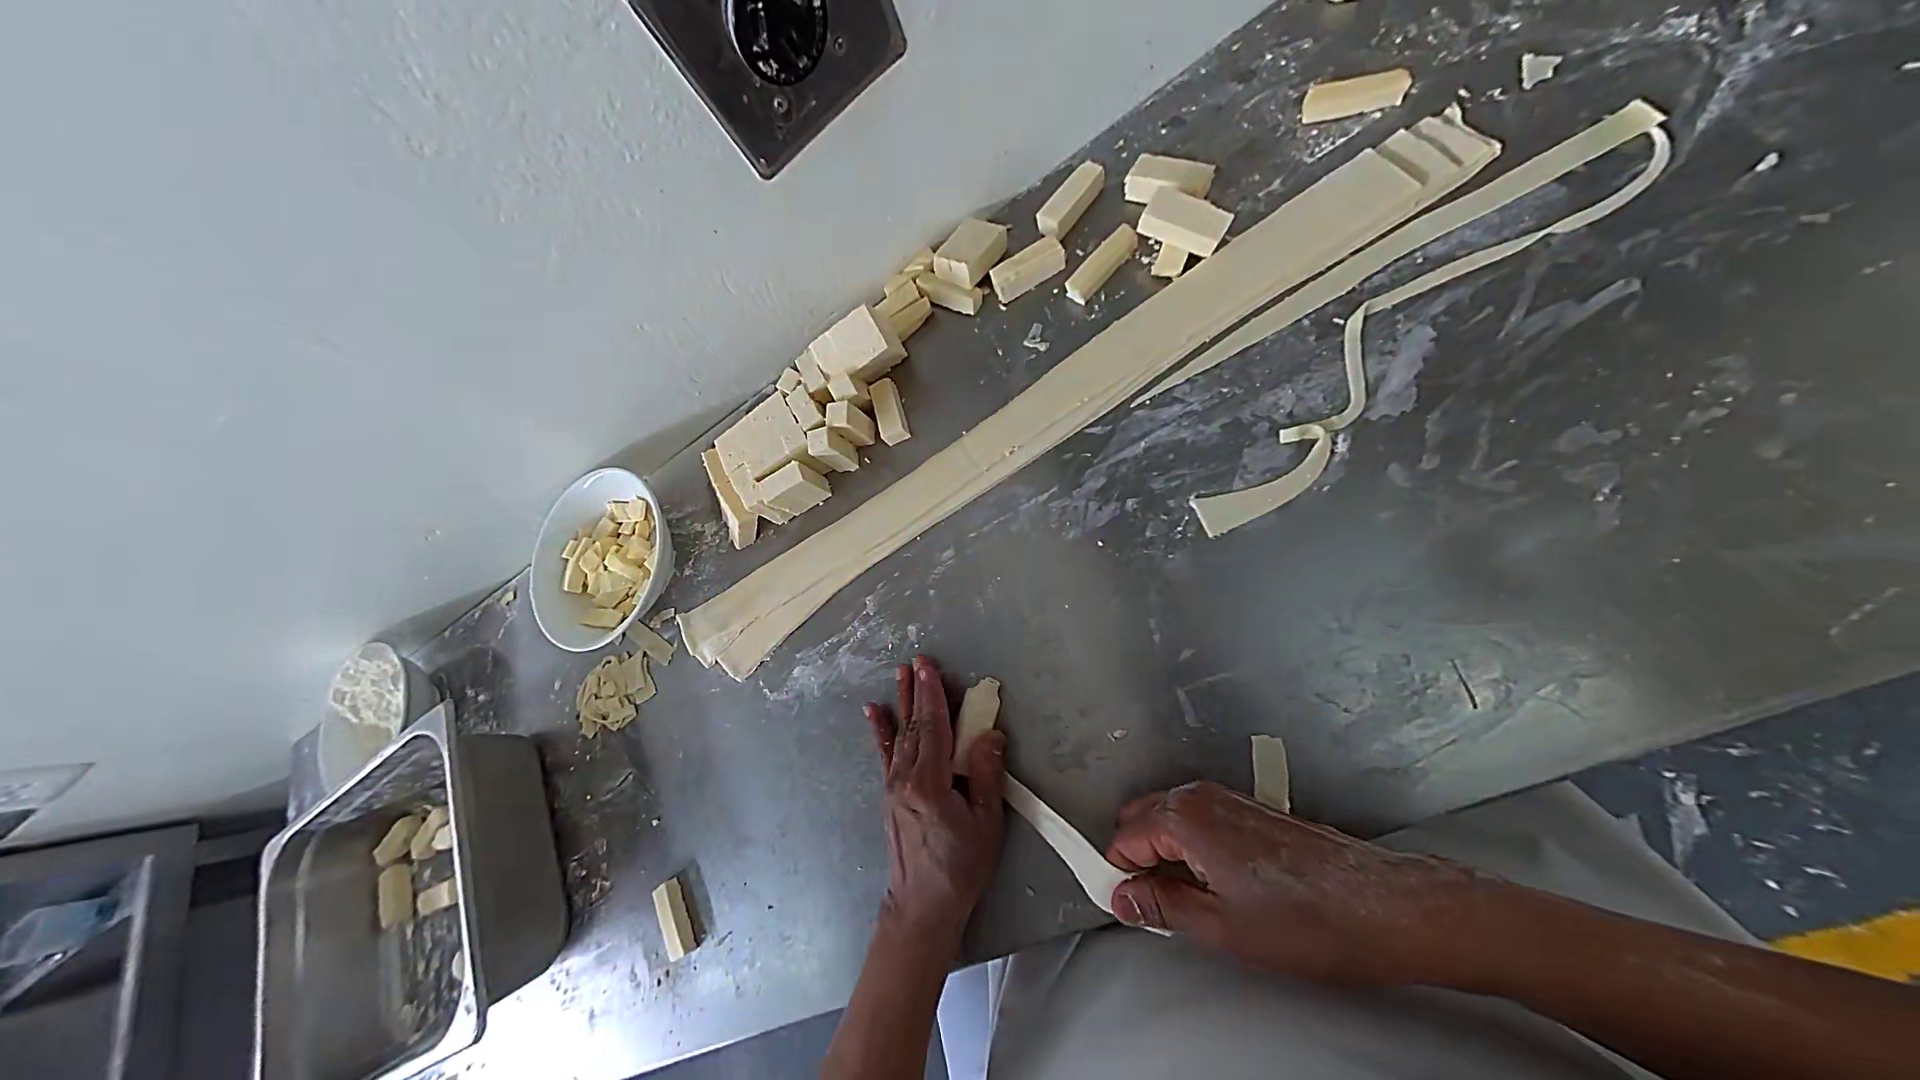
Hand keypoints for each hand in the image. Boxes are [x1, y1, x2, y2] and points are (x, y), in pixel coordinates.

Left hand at [863, 655, 1007, 940]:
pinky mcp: (889, 794)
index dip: (935, 695)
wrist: (922, 905)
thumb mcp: (986, 824)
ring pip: (901, 735)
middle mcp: (906, 778)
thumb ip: (987, 776)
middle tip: (919, 660)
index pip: (935, 728)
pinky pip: (886, 755)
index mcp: (931, 783)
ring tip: (902, 673)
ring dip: (903, 702)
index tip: (932, 667)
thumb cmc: (961, 867)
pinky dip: (881, 731)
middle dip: (919, 691)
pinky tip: (875, 712)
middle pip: (916, 725)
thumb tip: (989, 734)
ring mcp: (893, 785)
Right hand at [1106, 780, 1479, 986]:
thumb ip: (1161, 905)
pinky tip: (1218, 885)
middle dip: (1137, 859)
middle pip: (1139, 819)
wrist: (1385, 908)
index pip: (1122, 839)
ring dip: (1164, 853)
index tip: (1122, 903)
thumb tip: (1127, 897)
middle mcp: (1202, 797)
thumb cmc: (1312, 920)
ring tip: (1192, 902)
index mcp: (1185, 819)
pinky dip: (1190, 846)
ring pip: (1168, 818)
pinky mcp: (1248, 807)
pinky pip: (1197, 818)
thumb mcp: (1221, 928)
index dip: (1117, 874)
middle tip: (1154, 906)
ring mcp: (1227, 798)